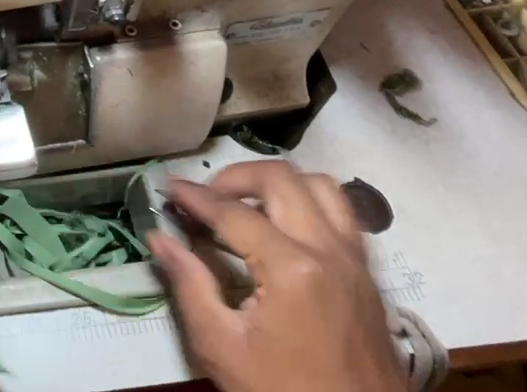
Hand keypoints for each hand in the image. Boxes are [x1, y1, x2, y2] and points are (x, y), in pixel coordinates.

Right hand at [147, 162, 405, 391]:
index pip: (233, 211)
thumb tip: (158, 237)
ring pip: (319, 185)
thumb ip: (189, 284)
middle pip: (280, 178)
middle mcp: (328, 250)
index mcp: (291, 268)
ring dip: (278, 184)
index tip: (167, 188)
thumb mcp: (223, 348)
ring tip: (247, 206)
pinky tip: (284, 226)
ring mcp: (355, 260)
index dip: (194, 196)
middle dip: (235, 177)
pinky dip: (309, 203)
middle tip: (206, 199)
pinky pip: (342, 213)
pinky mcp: (368, 274)